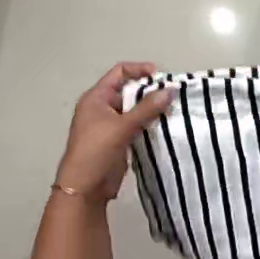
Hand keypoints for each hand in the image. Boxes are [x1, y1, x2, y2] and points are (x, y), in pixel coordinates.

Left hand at [56, 62, 175, 201]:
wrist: (85, 189)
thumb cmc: (96, 150)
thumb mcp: (121, 127)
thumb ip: (146, 109)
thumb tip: (170, 91)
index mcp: (96, 97)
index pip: (119, 73)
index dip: (139, 70)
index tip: (161, 75)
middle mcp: (103, 107)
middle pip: (129, 91)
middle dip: (149, 92)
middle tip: (173, 95)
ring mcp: (110, 125)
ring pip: (134, 110)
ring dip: (151, 110)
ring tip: (174, 110)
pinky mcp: (119, 141)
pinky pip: (136, 126)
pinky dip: (149, 124)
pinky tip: (166, 126)